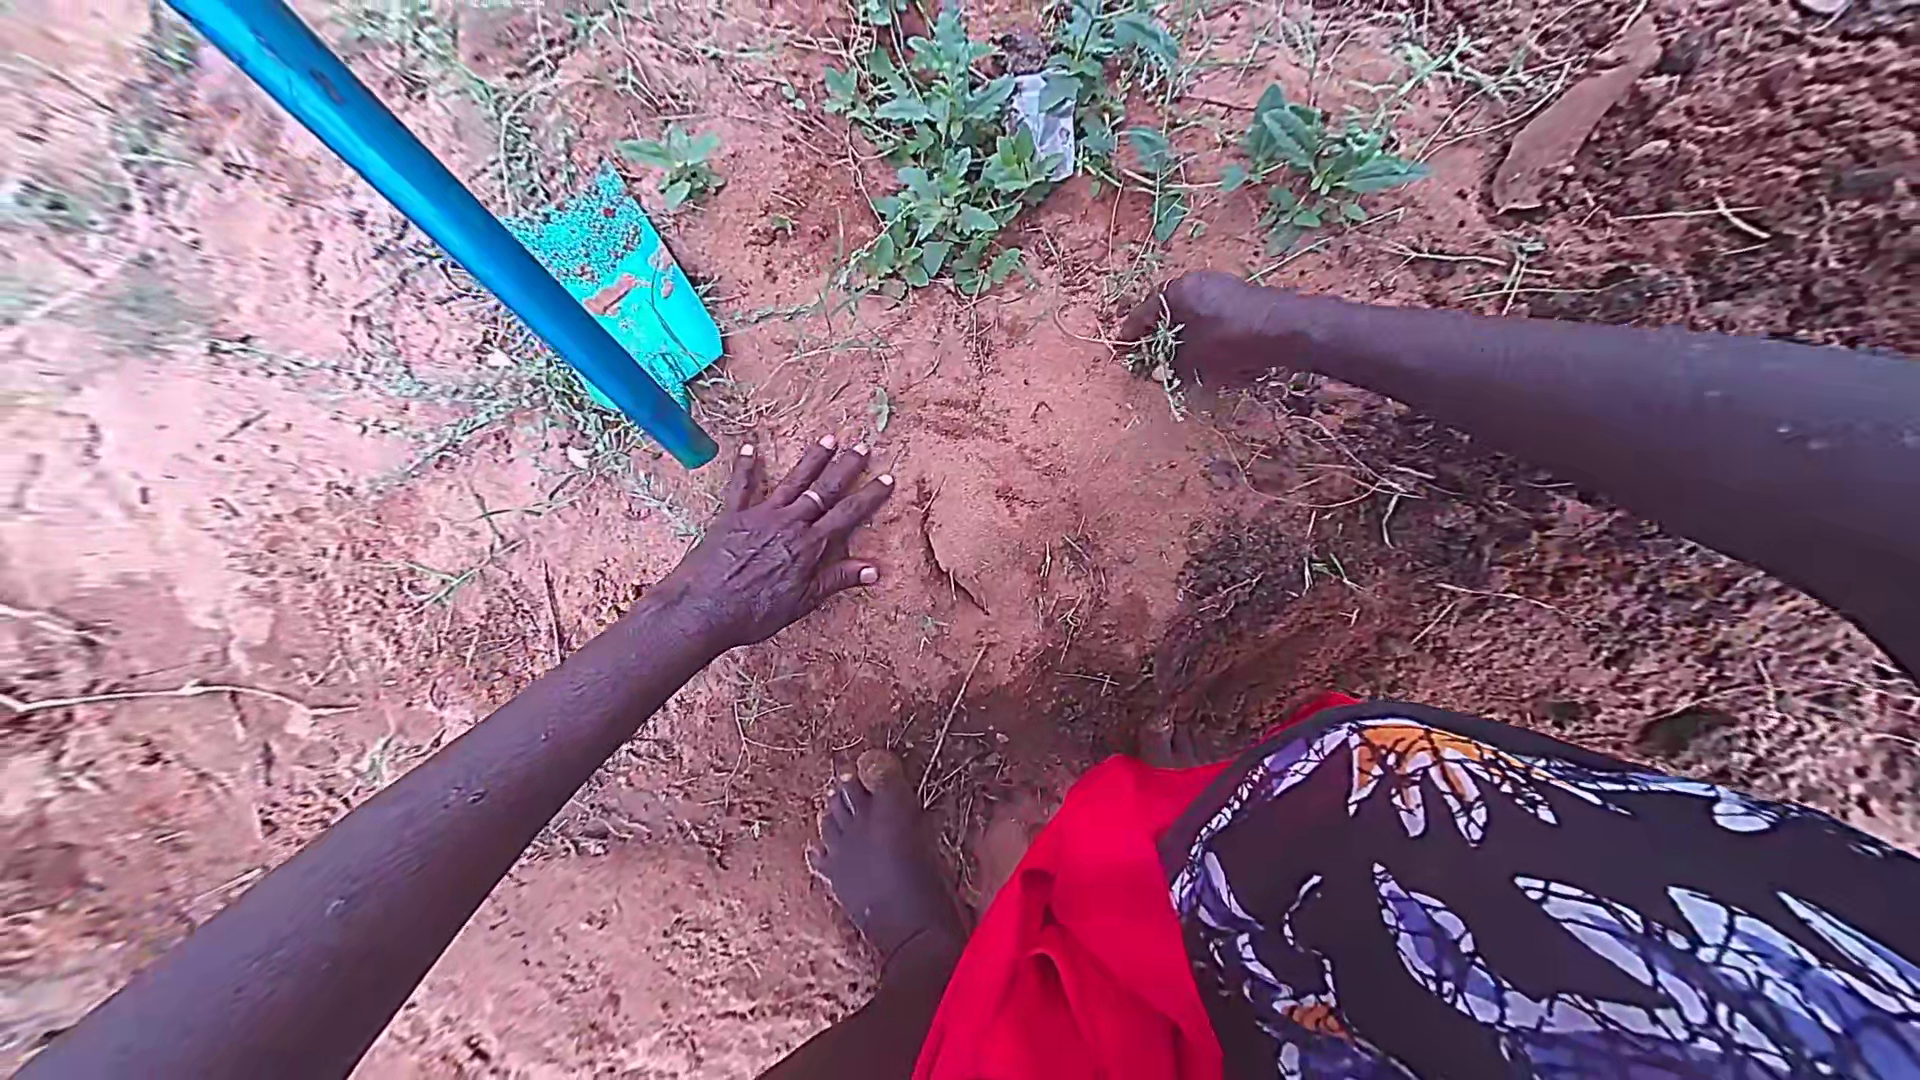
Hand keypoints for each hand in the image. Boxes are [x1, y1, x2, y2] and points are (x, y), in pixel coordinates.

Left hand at [652, 436, 894, 649]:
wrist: (702, 610)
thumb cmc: (754, 612)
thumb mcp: (803, 602)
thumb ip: (837, 579)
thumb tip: (875, 570)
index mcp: (809, 546)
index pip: (848, 514)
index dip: (869, 496)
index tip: (886, 479)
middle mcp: (789, 523)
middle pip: (824, 490)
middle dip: (846, 467)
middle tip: (862, 446)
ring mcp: (760, 516)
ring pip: (793, 481)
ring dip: (812, 459)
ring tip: (828, 439)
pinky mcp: (732, 517)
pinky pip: (741, 486)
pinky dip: (747, 467)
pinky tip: (751, 448)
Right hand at [1117, 270, 1310, 387]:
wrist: (1285, 329)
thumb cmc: (1229, 341)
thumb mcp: (1191, 359)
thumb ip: (1168, 364)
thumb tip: (1156, 371)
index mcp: (1175, 291)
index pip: (1142, 314)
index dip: (1130, 336)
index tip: (1120, 350)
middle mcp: (1194, 282)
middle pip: (1164, 310)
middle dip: (1153, 334)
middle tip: (1144, 354)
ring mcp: (1217, 285)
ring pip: (1186, 312)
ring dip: (1176, 333)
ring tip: (1171, 355)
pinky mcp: (1236, 295)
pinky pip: (1205, 313)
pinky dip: (1196, 330)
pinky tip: (1198, 348)